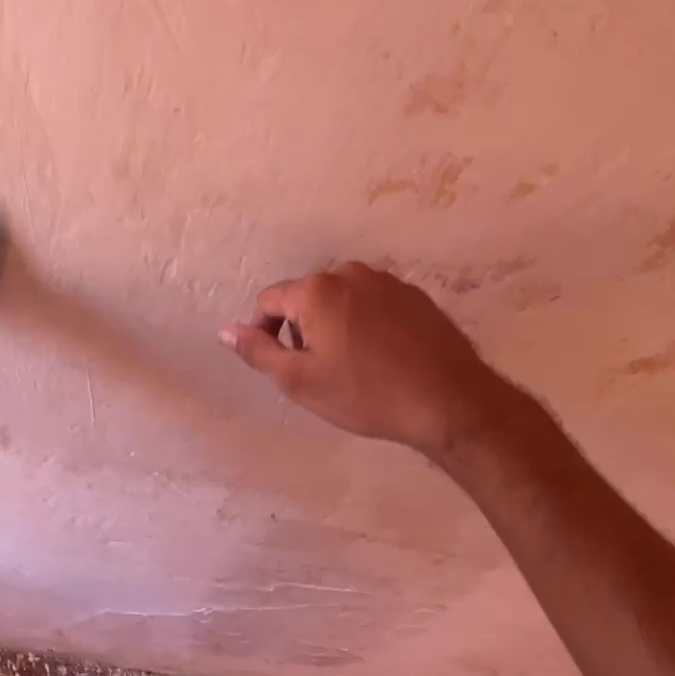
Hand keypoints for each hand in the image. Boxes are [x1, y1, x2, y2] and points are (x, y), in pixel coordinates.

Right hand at [220, 262, 516, 458]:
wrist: (448, 401)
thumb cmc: (365, 393)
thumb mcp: (299, 380)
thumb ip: (257, 351)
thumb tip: (226, 331)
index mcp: (316, 290)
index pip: (268, 301)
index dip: (265, 333)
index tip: (282, 366)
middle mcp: (349, 274)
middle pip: (305, 297)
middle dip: (302, 328)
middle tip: (318, 370)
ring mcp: (386, 282)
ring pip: (340, 299)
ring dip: (333, 325)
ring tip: (350, 365)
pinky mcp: (415, 296)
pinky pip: (372, 304)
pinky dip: (365, 324)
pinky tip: (380, 358)